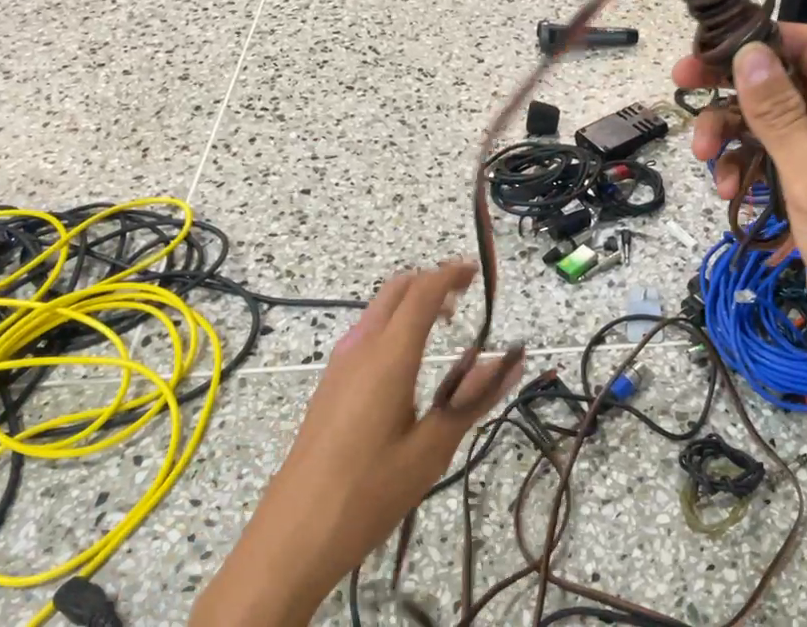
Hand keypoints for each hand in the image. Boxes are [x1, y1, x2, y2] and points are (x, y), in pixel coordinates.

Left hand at [192, 262, 524, 626]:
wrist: (294, 534)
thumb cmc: (369, 492)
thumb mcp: (432, 450)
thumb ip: (473, 399)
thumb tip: (512, 360)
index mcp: (389, 357)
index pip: (423, 292)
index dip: (452, 274)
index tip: (479, 271)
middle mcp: (360, 349)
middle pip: (396, 290)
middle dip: (431, 281)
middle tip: (466, 293)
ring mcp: (339, 366)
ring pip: (377, 310)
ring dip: (411, 303)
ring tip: (446, 323)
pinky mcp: (330, 386)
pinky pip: (366, 334)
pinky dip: (394, 325)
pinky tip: (410, 360)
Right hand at [672, 25, 806, 407]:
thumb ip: (777, 112)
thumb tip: (747, 50)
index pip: (806, 45)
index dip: (756, 40)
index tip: (702, 50)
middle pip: (780, 85)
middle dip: (731, 93)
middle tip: (680, 90)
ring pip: (769, 128)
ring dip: (732, 138)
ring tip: (706, 163)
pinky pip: (771, 168)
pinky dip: (746, 174)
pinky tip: (728, 195)